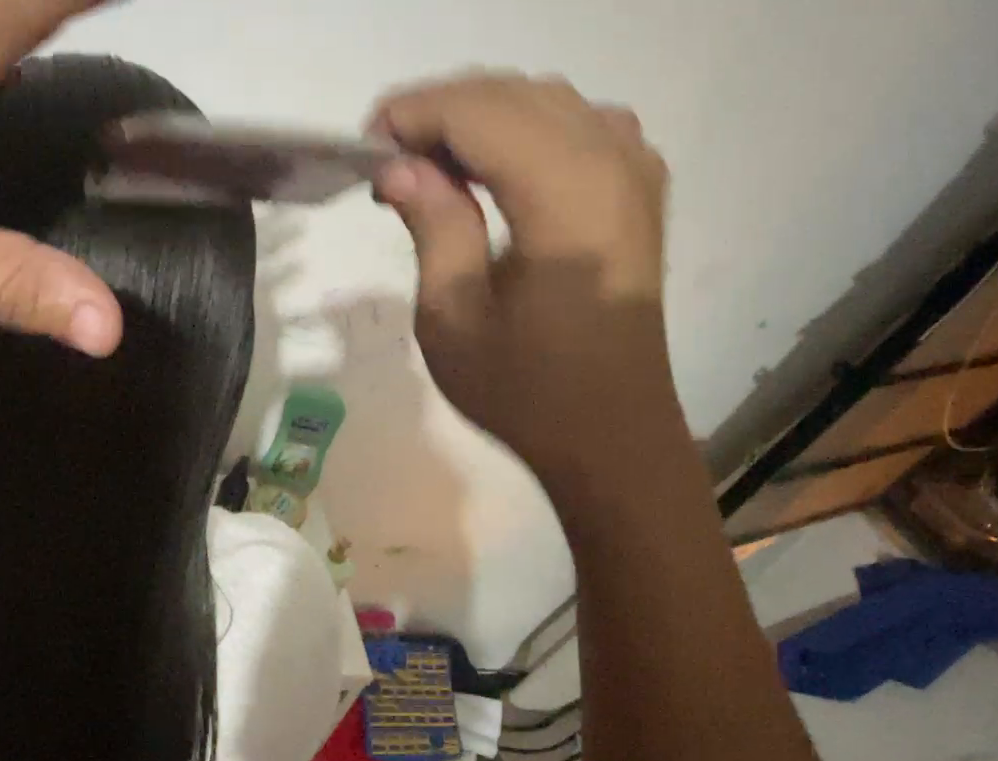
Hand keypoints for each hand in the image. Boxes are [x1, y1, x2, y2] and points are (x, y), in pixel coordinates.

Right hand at [367, 74, 679, 478]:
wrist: (608, 429)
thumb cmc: (521, 389)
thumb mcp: (454, 316)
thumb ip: (433, 225)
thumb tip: (399, 166)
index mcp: (564, 196)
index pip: (480, 113)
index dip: (414, 115)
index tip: (361, 149)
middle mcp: (611, 160)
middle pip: (513, 95)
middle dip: (440, 112)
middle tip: (382, 161)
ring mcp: (633, 169)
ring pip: (544, 101)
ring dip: (478, 118)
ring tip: (423, 166)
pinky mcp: (636, 188)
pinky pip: (575, 123)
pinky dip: (521, 130)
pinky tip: (487, 170)